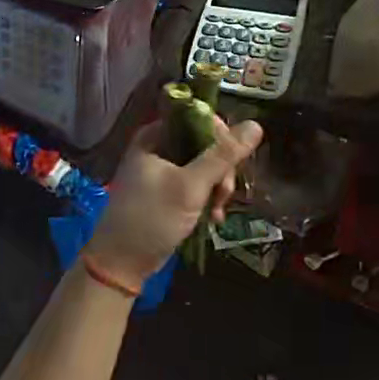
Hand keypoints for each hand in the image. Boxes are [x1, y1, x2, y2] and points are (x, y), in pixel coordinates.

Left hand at [85, 115, 262, 284]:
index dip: (221, 137)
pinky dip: (207, 198)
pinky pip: (197, 184)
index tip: (232, 163)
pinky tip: (213, 218)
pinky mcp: (168, 190)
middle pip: (206, 143)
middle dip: (222, 169)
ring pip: (205, 166)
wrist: (122, 261)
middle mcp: (158, 146)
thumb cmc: (151, 218)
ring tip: (216, 210)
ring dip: (217, 187)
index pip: (199, 118)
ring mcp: (162, 169)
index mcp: (155, 135)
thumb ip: (222, 156)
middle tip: (224, 193)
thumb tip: (256, 125)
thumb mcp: (190, 186)